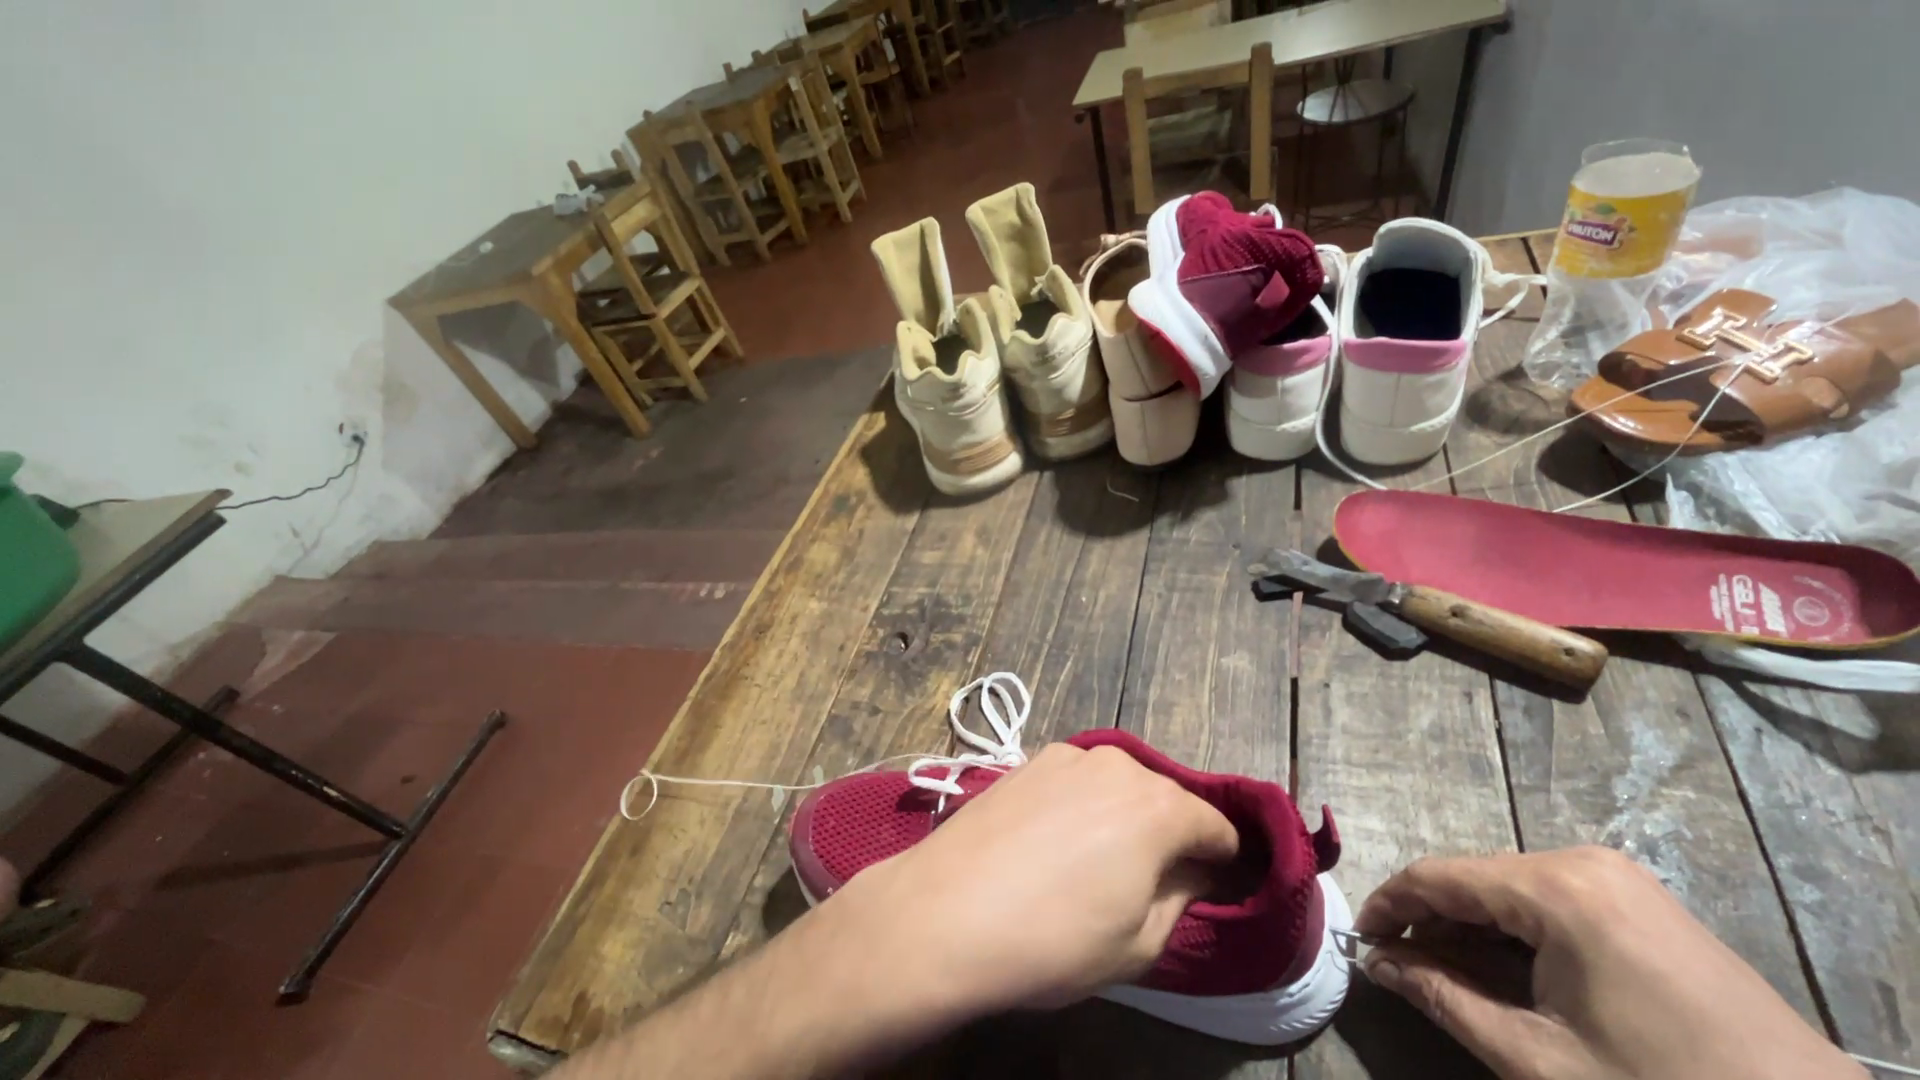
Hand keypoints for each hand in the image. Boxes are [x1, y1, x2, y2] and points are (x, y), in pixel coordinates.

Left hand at [819, 742, 1238, 1015]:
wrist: (942, 914)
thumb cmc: (1051, 940)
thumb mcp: (1138, 944)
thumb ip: (1181, 898)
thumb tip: (1194, 872)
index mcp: (1158, 807)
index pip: (1218, 829)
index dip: (1222, 862)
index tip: (1212, 888)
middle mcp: (1117, 766)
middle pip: (1165, 801)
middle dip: (1170, 837)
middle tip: (1149, 883)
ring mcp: (1065, 757)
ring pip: (1117, 787)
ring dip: (1122, 817)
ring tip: (1094, 864)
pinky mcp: (1024, 762)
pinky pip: (1075, 783)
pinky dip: (1081, 806)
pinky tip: (1052, 844)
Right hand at [1356, 847, 1863, 1079]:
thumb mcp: (1536, 1056)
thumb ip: (1442, 997)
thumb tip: (1376, 963)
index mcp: (1555, 887)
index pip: (1438, 876)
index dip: (1387, 905)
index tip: (1357, 942)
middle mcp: (1584, 862)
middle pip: (1475, 878)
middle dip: (1430, 922)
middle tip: (1400, 969)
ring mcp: (1621, 878)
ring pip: (1511, 889)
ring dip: (1471, 929)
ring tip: (1446, 975)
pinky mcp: (1645, 902)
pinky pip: (1553, 901)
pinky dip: (1516, 932)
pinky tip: (1506, 972)